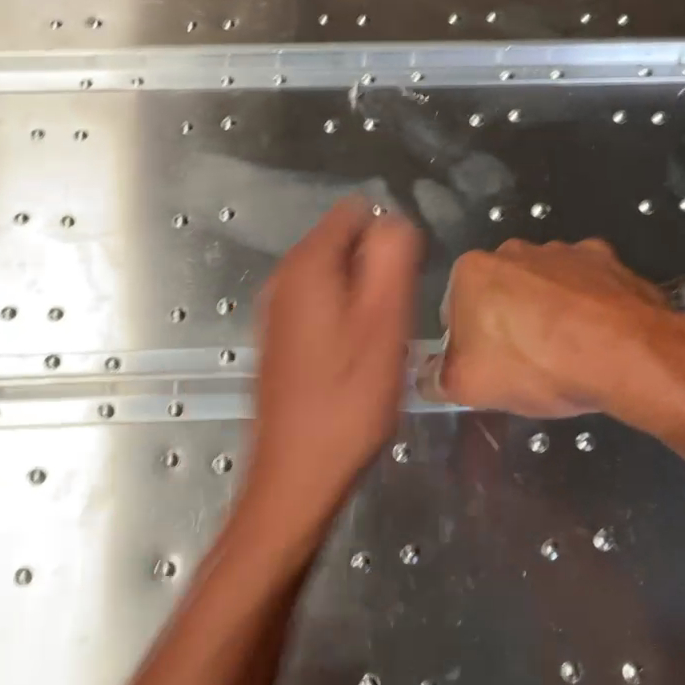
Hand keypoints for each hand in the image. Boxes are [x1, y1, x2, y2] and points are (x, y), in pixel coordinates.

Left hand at [245, 198, 421, 524]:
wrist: (297, 472)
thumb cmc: (347, 402)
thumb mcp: (385, 324)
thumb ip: (393, 259)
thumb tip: (396, 222)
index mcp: (307, 265)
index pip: (355, 212)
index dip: (390, 236)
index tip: (408, 276)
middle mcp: (283, 279)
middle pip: (345, 246)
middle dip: (378, 271)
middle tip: (397, 318)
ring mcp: (276, 311)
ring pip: (335, 280)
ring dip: (365, 301)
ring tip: (381, 345)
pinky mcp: (280, 341)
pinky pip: (322, 310)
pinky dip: (346, 324)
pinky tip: (358, 364)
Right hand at [417, 238, 683, 418]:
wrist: (624, 355)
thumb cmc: (537, 364)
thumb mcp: (467, 388)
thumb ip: (435, 379)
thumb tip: (427, 378)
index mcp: (472, 270)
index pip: (454, 310)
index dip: (467, 344)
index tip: (486, 368)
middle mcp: (515, 249)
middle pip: (499, 293)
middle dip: (506, 323)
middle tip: (523, 366)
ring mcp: (565, 251)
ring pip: (544, 288)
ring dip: (548, 314)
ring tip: (565, 357)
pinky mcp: (608, 261)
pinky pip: (587, 287)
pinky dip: (588, 309)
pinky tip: (596, 341)